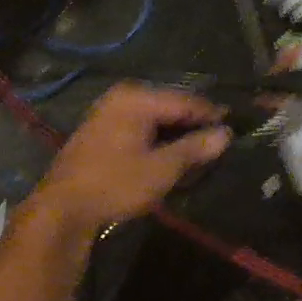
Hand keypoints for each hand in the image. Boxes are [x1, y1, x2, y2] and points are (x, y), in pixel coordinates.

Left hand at [31, 83, 230, 231]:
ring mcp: (109, 110)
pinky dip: (157, 137)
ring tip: (200, 150)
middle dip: (193, 123)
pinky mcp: (102, 128)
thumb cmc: (115, 183)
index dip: (212, 114)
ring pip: (154, 116)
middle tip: (220, 141)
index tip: (237, 126)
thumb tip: (226, 134)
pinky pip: (140, 125)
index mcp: (136, 98)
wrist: (64, 204)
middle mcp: (122, 96)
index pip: (185, 100)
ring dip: (175, 132)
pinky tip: (170, 153)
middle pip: (169, 105)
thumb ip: (194, 149)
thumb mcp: (161, 169)